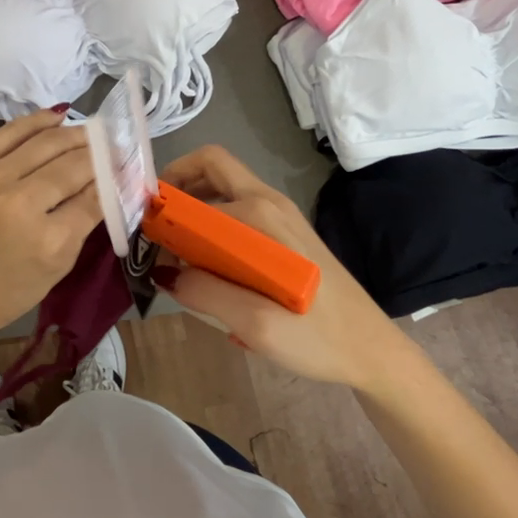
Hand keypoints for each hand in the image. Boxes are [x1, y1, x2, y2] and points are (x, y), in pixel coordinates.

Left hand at [0, 109, 103, 361]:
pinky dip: (36, 122)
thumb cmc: (0, 295)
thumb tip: (107, 186)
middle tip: (116, 144)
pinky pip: (9, 133)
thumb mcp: (53, 271)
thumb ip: (81, 226)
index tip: (128, 164)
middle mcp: (21, 202)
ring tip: (92, 130)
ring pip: (46, 142)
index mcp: (48, 240)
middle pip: (73, 164)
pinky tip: (57, 117)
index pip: (95, 196)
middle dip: (99, 152)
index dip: (116, 177)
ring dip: (74, 133)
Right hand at [155, 146, 410, 389]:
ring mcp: (281, 212)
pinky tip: (208, 260)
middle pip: (211, 165)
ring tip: (176, 245)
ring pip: (224, 186)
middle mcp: (270, 200)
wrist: (372, 352)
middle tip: (157, 223)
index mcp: (260, 213)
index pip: (199, 178)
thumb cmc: (318, 337)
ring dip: (194, 203)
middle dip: (177, 185)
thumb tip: (164, 271)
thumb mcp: (255, 325)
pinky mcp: (287, 230)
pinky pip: (238, 207)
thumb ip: (204, 292)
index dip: (164, 197)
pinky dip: (212, 219)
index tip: (144, 227)